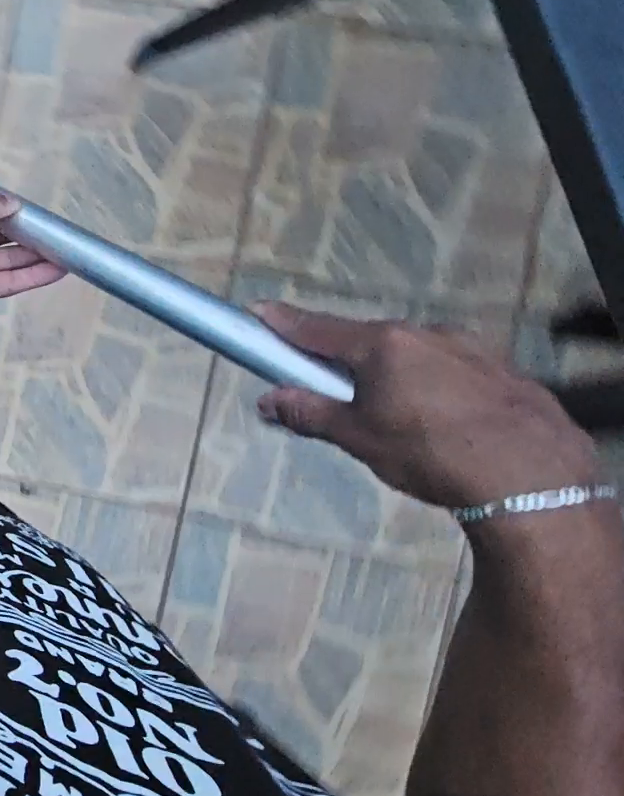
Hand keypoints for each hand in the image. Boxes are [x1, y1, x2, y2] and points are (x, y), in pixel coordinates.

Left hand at [0, 187, 66, 339]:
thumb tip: (12, 202)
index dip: (10, 210)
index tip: (37, 211)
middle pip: (1, 235)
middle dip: (29, 233)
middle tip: (60, 231)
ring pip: (9, 258)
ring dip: (37, 255)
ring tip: (68, 250)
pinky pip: (8, 281)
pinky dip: (32, 276)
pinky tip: (56, 270)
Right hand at [254, 302, 599, 509]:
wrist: (538, 485)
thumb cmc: (430, 453)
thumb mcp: (356, 437)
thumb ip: (308, 412)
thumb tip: (268, 401)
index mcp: (384, 345)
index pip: (316, 328)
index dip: (282, 321)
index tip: (256, 310)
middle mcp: (428, 335)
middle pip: (366, 340)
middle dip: (340, 356)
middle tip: (322, 383)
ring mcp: (475, 350)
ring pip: (412, 354)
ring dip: (388, 371)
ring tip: (385, 408)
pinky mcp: (508, 373)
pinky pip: (451, 369)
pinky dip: (430, 382)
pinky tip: (436, 415)